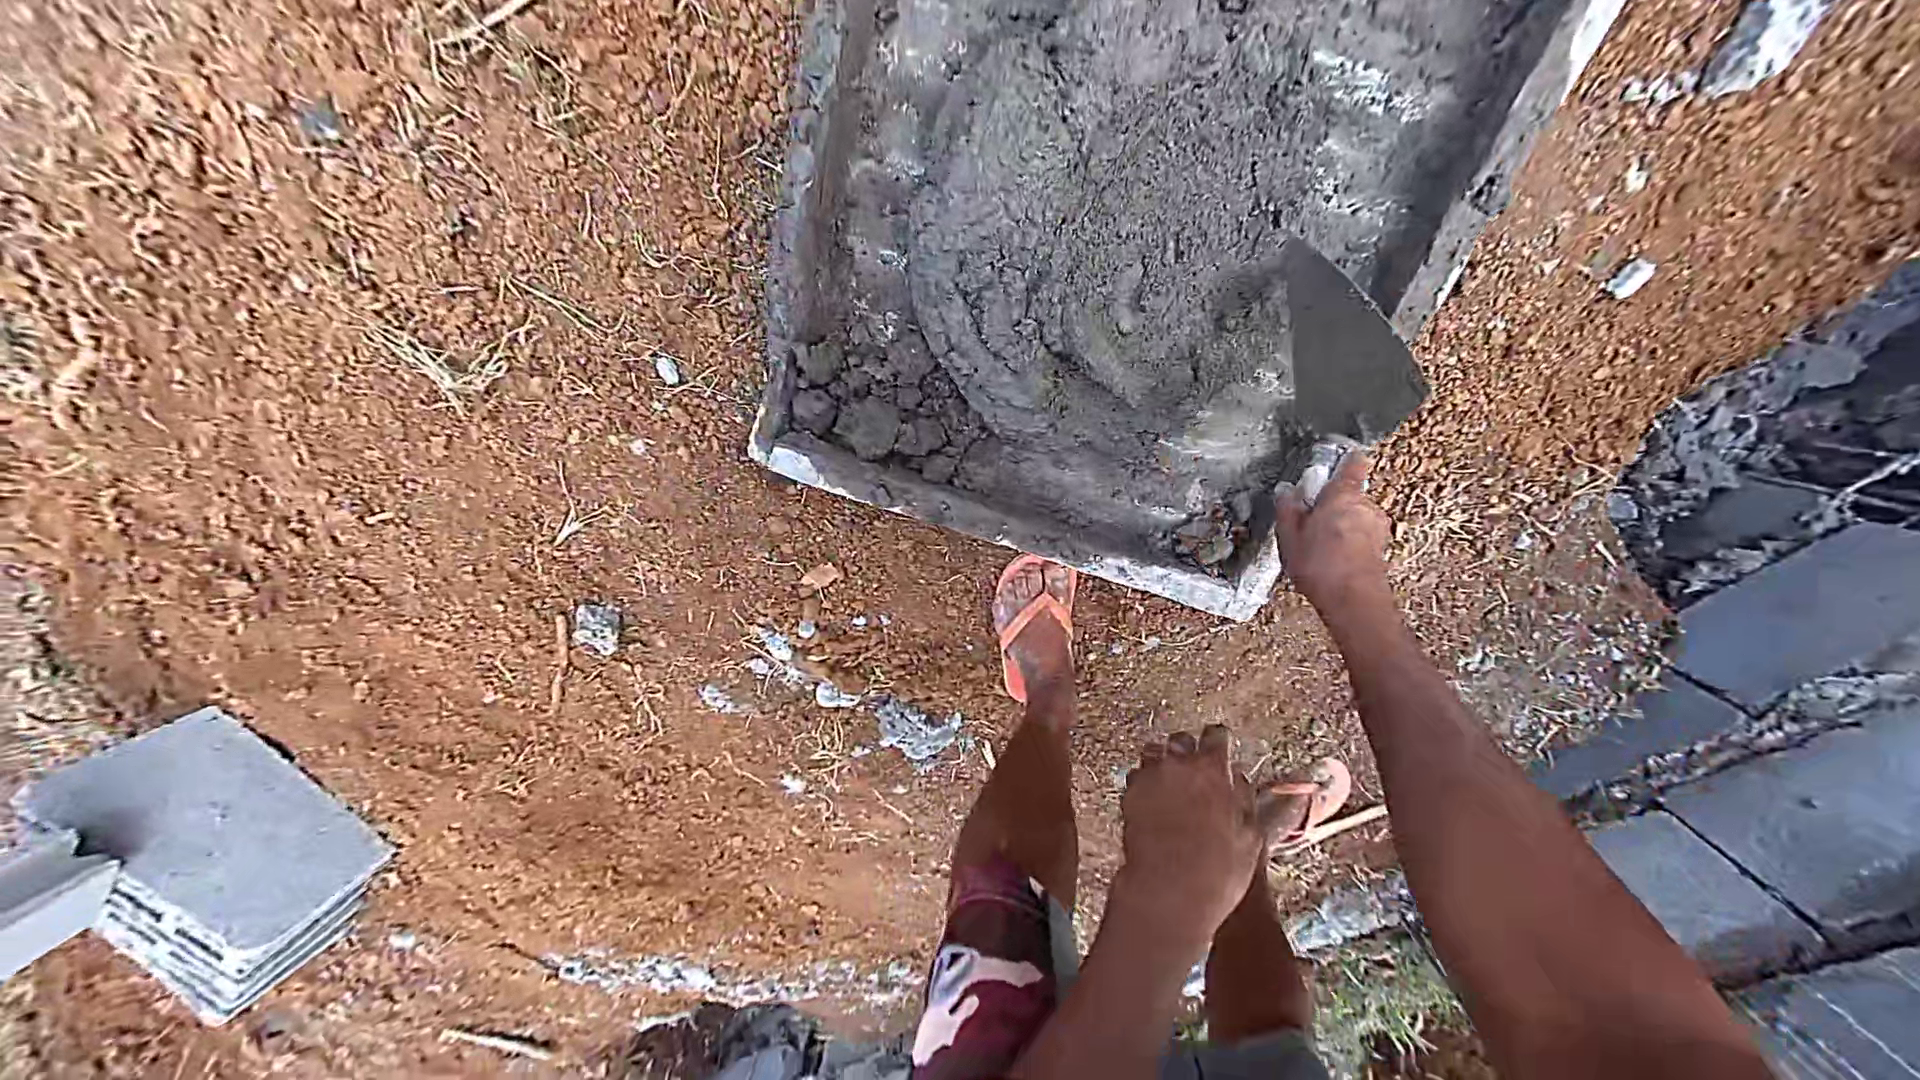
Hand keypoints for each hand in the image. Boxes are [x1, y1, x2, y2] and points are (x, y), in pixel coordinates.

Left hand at [1114, 725, 1263, 943]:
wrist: (1168, 889)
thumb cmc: (1216, 870)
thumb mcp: (1250, 837)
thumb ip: (1244, 799)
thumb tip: (1237, 778)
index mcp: (1211, 770)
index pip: (1216, 736)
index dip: (1219, 739)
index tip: (1220, 743)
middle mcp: (1177, 765)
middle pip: (1181, 740)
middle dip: (1188, 749)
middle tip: (1195, 768)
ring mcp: (1149, 777)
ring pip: (1154, 753)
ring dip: (1163, 762)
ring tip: (1172, 784)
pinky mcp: (1129, 793)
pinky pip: (1137, 776)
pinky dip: (1146, 782)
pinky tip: (1154, 801)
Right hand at [1276, 450, 1390, 608]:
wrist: (1352, 599)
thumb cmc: (1322, 566)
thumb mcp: (1289, 535)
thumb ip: (1288, 509)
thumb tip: (1286, 493)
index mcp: (1343, 495)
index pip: (1353, 465)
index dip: (1345, 461)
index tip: (1337, 459)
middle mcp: (1366, 506)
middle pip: (1349, 494)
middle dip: (1332, 502)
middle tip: (1309, 515)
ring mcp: (1377, 527)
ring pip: (1355, 515)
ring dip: (1340, 522)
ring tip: (1316, 541)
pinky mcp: (1380, 547)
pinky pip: (1360, 534)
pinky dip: (1347, 539)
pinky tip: (1329, 555)